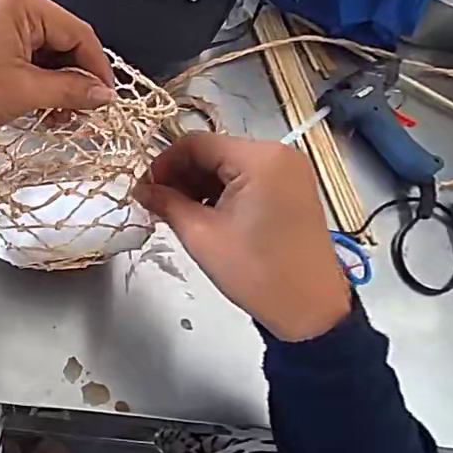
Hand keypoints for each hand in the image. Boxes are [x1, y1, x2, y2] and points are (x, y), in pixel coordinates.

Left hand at [0, 0, 116, 157]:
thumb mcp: (25, 93)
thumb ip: (72, 90)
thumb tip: (107, 95)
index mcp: (21, 2)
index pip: (78, 32)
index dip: (97, 68)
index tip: (109, 99)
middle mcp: (11, 3)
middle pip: (64, 41)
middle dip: (75, 80)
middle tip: (82, 114)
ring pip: (47, 53)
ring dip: (58, 86)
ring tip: (59, 118)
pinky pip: (27, 58)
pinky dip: (39, 83)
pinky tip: (43, 109)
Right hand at [135, 133, 350, 341]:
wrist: (310, 309)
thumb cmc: (258, 273)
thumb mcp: (202, 236)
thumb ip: (167, 203)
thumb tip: (142, 189)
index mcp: (260, 158)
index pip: (196, 143)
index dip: (163, 163)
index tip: (144, 188)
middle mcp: (278, 154)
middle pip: (213, 152)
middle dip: (180, 176)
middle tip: (155, 204)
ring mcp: (288, 172)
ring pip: (227, 166)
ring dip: (198, 186)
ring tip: (175, 214)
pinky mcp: (290, 189)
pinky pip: (246, 180)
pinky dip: (220, 194)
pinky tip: (202, 216)